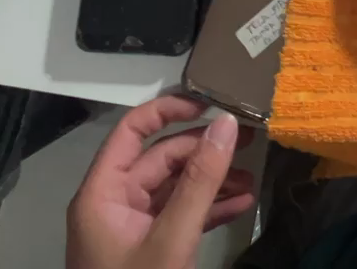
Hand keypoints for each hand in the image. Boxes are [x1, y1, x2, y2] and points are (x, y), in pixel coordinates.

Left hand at [66, 98, 254, 268]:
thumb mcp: (171, 238)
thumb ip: (200, 180)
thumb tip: (226, 122)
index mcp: (103, 192)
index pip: (133, 129)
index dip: (169, 109)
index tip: (211, 104)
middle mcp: (114, 203)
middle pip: (161, 158)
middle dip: (205, 150)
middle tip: (249, 140)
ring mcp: (131, 229)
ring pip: (176, 188)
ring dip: (213, 181)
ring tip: (252, 177)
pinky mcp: (148, 251)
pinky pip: (180, 216)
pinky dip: (209, 208)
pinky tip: (241, 206)